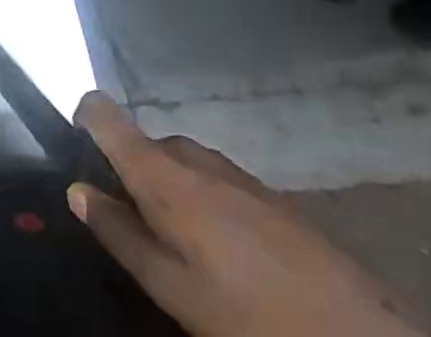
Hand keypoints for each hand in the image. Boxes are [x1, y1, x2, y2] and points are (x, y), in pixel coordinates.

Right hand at [69, 93, 420, 336]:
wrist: (355, 332)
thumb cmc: (244, 310)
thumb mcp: (168, 285)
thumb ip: (118, 232)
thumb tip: (77, 191)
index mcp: (163, 174)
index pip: (107, 115)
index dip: (84, 116)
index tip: (75, 141)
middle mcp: (194, 157)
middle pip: (144, 144)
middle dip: (130, 172)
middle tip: (130, 224)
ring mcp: (234, 170)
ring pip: (180, 162)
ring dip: (167, 187)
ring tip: (175, 242)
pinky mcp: (265, 190)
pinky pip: (213, 178)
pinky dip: (200, 198)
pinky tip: (219, 248)